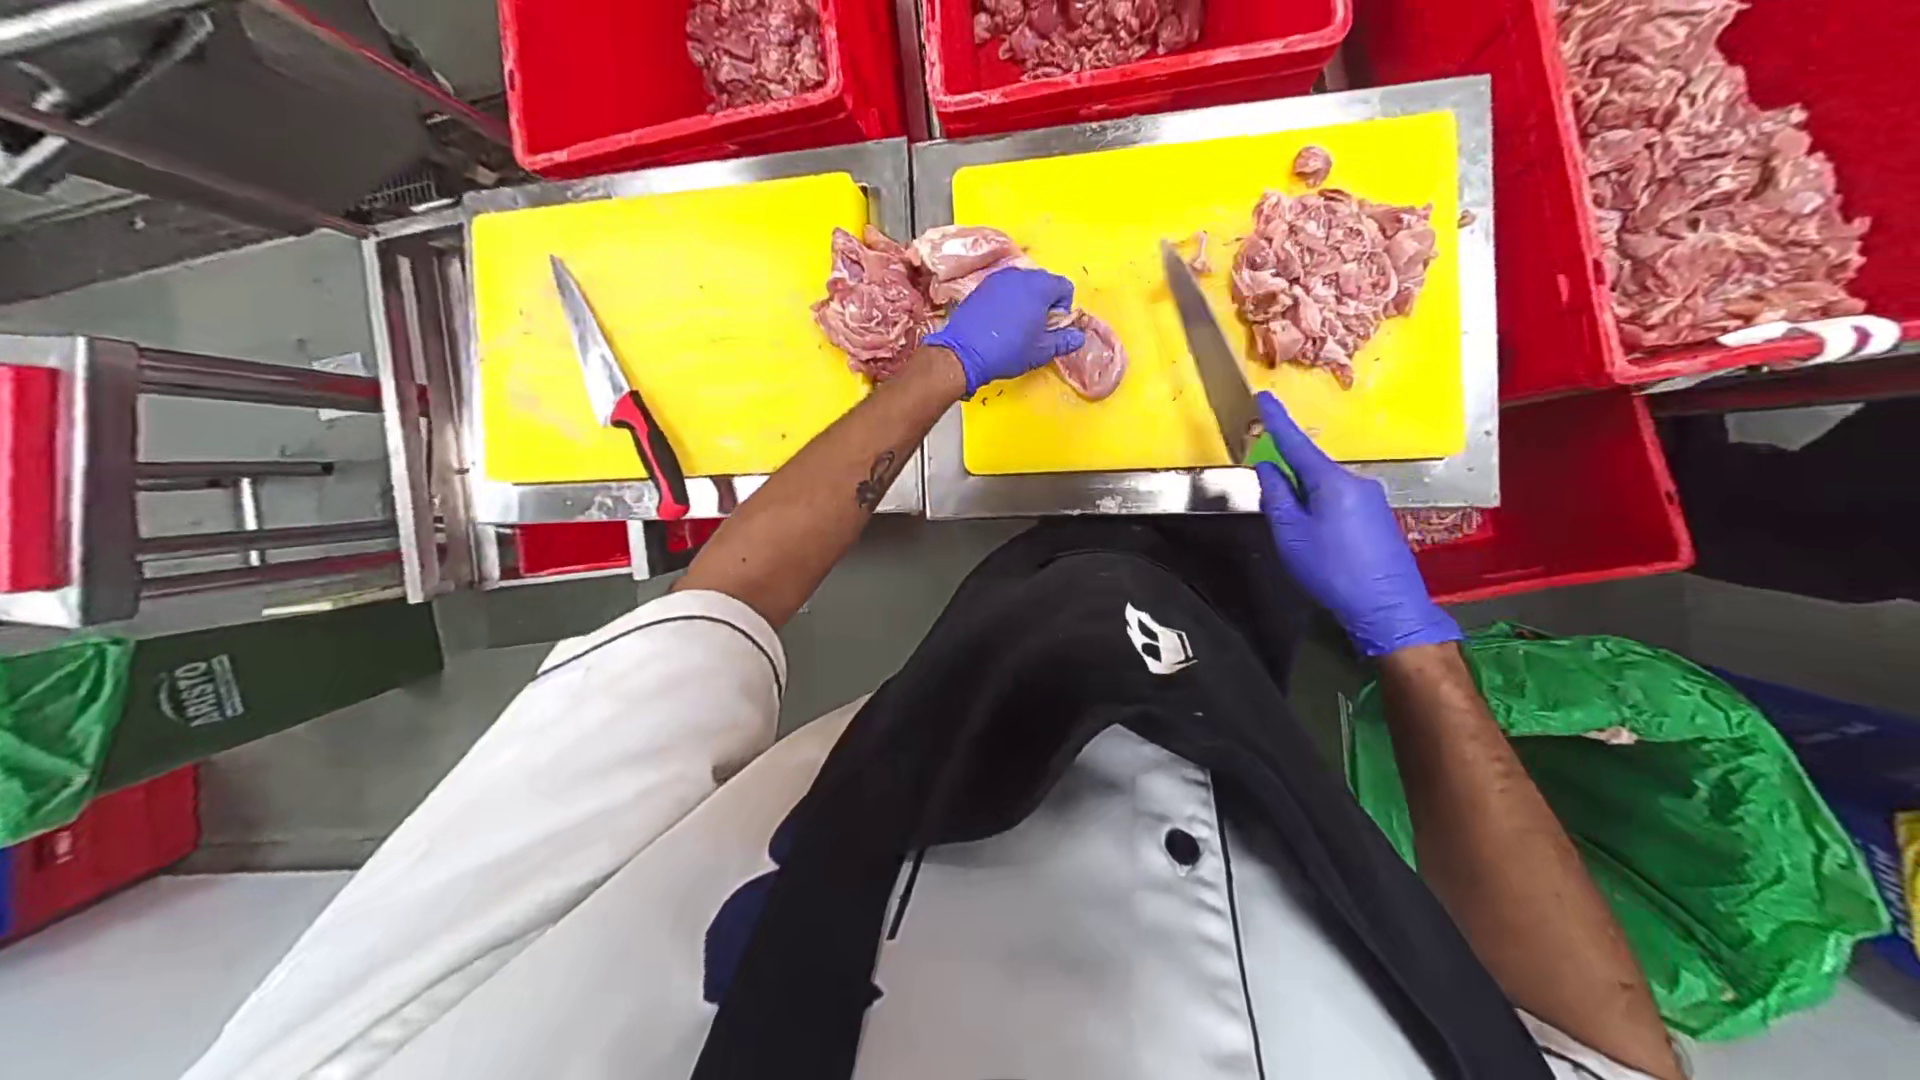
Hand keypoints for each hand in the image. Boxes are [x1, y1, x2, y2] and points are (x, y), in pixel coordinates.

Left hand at [923, 267, 1086, 396]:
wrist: (963, 354)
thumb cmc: (1008, 351)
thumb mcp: (1042, 351)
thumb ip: (1064, 341)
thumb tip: (1078, 336)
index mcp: (1040, 286)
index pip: (1065, 286)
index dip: (1064, 308)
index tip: (1052, 328)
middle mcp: (1020, 275)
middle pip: (1043, 283)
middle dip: (1045, 303)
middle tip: (1036, 329)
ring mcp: (998, 278)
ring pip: (1022, 285)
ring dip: (1026, 302)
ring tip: (1017, 327)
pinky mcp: (981, 287)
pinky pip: (1003, 289)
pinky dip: (1007, 301)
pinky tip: (999, 323)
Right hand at [1253, 392, 1460, 656]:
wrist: (1387, 606)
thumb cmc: (1331, 569)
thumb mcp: (1290, 533)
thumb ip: (1276, 496)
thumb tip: (1267, 467)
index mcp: (1332, 481)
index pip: (1296, 444)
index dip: (1277, 421)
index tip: (1263, 397)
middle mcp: (1356, 482)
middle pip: (1311, 469)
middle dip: (1288, 481)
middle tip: (1274, 509)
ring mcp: (1371, 499)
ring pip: (1324, 489)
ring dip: (1304, 501)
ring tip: (1297, 536)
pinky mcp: (1378, 518)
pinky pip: (1339, 502)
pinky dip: (1320, 511)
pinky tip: (1317, 540)